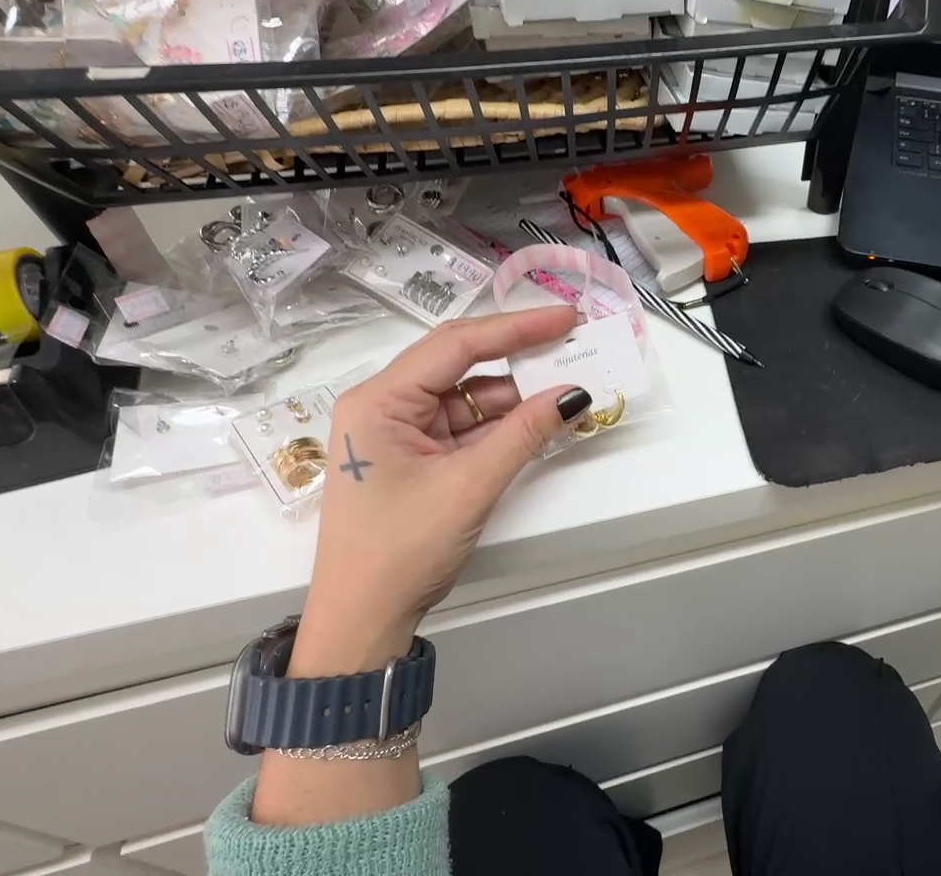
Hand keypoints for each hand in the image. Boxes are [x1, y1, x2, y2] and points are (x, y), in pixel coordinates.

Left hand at [289, 307, 592, 676]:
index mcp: (379, 400)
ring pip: (469, 397)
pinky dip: (504, 425)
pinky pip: (468, 426)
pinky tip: (541, 421)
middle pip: (461, 363)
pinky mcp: (417, 456)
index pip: (456, 345)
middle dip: (518, 355)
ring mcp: (401, 431)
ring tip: (567, 390)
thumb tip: (576, 394)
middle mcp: (385, 405)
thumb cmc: (402, 549)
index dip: (516, 327)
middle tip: (571, 342)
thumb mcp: (470, 485)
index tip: (566, 318)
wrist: (364, 620)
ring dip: (516, 397)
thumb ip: (526, 433)